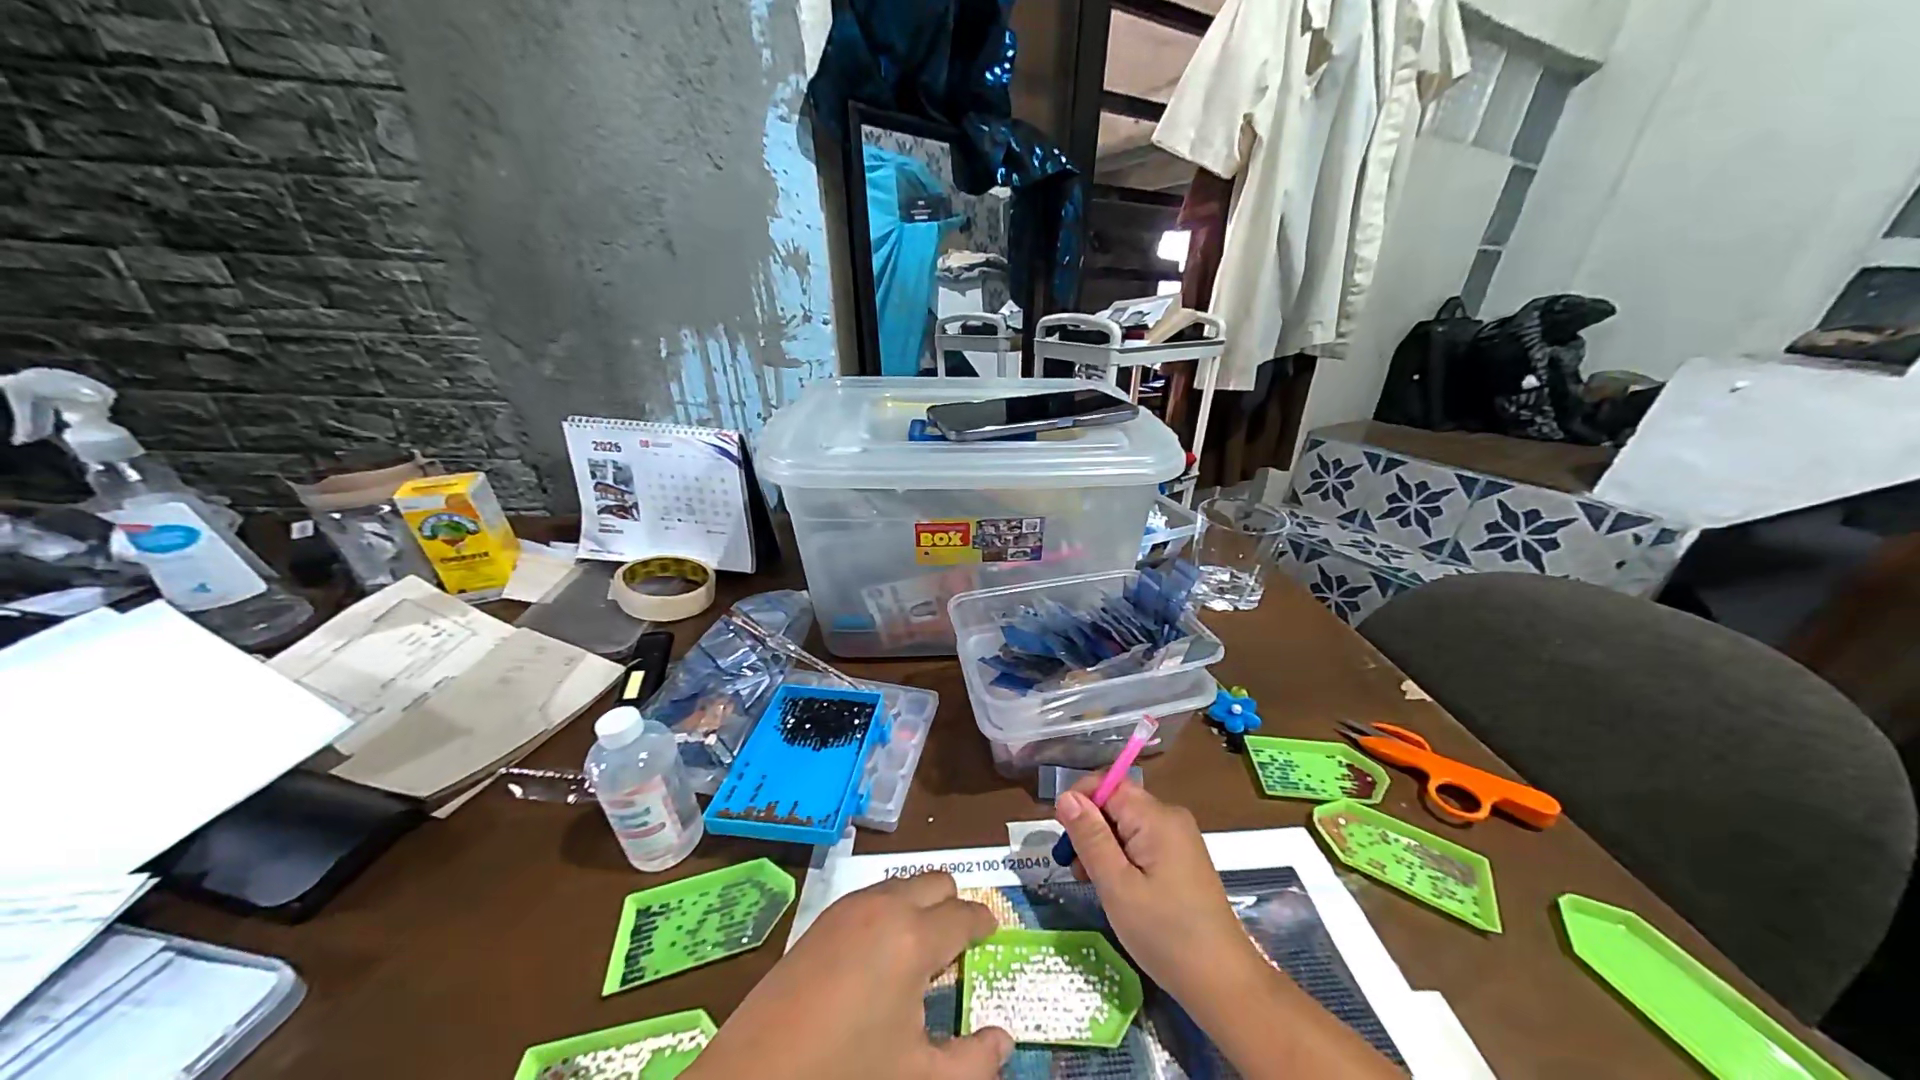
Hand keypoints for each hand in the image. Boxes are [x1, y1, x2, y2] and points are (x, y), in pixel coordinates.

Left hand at [682, 872, 1011, 1079]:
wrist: (755, 1074)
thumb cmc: (846, 1072)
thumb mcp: (918, 1077)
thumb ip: (973, 1061)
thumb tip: (1004, 1039)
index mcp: (914, 937)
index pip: (965, 914)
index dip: (984, 923)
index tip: (992, 933)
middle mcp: (885, 906)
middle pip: (936, 881)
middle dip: (954, 904)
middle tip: (958, 944)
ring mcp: (849, 907)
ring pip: (902, 883)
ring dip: (920, 904)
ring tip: (920, 949)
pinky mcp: (823, 918)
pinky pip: (873, 895)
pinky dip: (890, 909)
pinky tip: (881, 953)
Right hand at [1053, 779, 1266, 1005]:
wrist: (1224, 982)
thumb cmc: (1165, 933)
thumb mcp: (1116, 885)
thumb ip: (1090, 837)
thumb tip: (1066, 796)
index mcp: (1156, 817)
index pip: (1108, 783)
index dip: (1080, 800)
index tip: (1062, 835)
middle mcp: (1170, 818)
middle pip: (1117, 804)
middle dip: (1090, 828)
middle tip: (1075, 869)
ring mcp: (1179, 839)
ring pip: (1127, 825)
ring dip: (1103, 846)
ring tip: (1093, 883)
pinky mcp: (1182, 860)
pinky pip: (1142, 843)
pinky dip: (1122, 859)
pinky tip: (1116, 889)